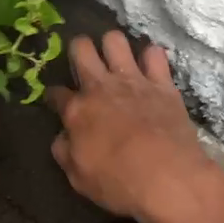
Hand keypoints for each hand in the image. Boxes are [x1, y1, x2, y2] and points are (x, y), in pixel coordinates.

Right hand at [45, 32, 223, 222]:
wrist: (169, 178)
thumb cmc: (119, 183)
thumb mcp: (78, 177)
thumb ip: (65, 152)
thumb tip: (62, 136)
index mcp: (77, 110)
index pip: (56, 92)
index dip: (54, 96)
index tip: (57, 102)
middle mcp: (100, 86)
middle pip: (81, 48)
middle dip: (78, 50)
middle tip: (84, 65)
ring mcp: (133, 80)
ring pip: (115, 39)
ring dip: (112, 45)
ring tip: (116, 60)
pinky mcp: (162, 83)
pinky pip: (155, 54)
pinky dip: (151, 57)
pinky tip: (150, 68)